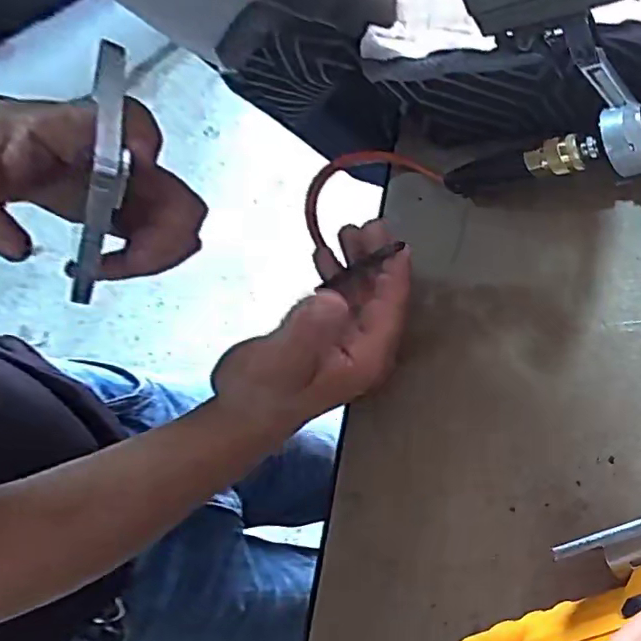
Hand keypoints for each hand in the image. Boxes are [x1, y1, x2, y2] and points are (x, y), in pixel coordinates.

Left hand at [0, 95, 206, 278]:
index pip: (129, 120)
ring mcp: (138, 185)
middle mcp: (121, 157)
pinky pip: (169, 239)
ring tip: (108, 267)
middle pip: (176, 198)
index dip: (147, 139)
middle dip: (161, 240)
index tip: (144, 159)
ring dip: (157, 255)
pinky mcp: (141, 210)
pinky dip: (149, 259)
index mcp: (73, 129)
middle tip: (118, 262)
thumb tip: (16, 247)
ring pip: (181, 226)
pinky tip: (109, 263)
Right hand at [209, 221, 410, 433]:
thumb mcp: (282, 358)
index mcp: (368, 356)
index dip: (395, 274)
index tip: (397, 243)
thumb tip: (335, 297)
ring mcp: (351, 344)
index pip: (391, 309)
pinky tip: (326, 254)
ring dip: (358, 264)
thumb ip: (309, 327)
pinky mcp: (332, 339)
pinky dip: (338, 277)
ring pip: (364, 296)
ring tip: (348, 230)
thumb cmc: (262, 391)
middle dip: (378, 261)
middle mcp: (368, 350)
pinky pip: (344, 302)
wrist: (243, 415)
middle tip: (371, 225)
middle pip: (382, 298)